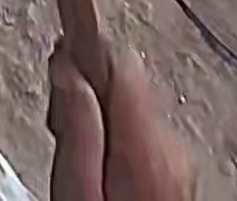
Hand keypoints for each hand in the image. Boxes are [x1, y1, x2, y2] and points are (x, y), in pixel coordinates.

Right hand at [48, 39, 193, 200]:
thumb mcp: (76, 191)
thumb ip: (76, 124)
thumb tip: (69, 64)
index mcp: (146, 144)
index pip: (120, 58)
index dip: (83, 50)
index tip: (58, 66)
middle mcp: (171, 144)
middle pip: (121, 78)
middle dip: (84, 88)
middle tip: (59, 128)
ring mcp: (178, 160)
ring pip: (127, 102)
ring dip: (96, 112)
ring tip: (78, 156)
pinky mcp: (177, 172)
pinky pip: (138, 127)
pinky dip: (113, 132)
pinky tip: (99, 166)